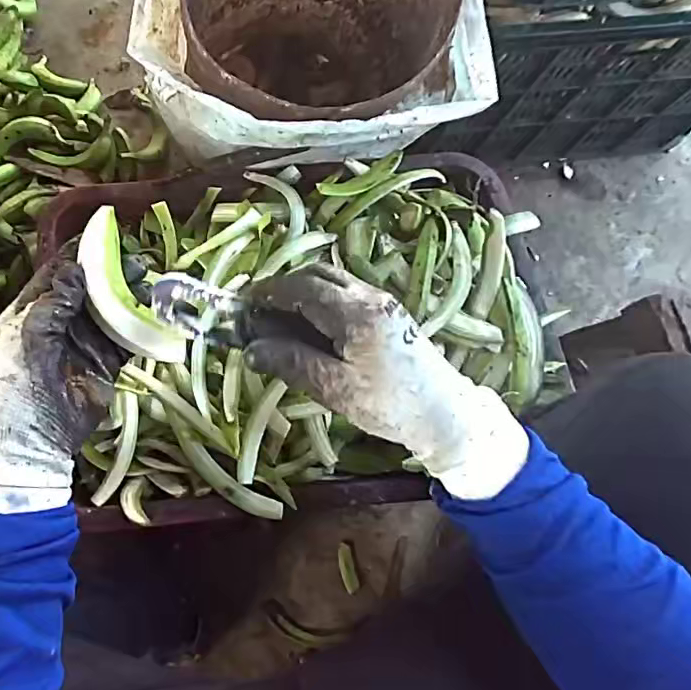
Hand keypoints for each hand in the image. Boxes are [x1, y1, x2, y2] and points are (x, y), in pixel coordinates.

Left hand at [0, 260, 128, 513]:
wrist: (28, 445)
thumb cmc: (15, 385)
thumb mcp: (25, 336)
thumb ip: (52, 302)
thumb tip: (76, 269)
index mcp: (29, 312)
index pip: (55, 274)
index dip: (77, 254)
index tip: (102, 235)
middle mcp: (58, 322)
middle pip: (88, 288)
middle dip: (111, 273)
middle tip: (136, 260)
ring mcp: (82, 343)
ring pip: (109, 310)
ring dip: (129, 295)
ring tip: (149, 280)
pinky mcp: (103, 364)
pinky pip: (124, 338)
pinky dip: (139, 325)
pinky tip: (153, 310)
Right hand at [242, 264, 527, 499]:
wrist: (447, 415)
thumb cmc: (389, 405)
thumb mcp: (335, 389)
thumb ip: (292, 363)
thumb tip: (251, 350)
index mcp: (356, 314)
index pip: (302, 288)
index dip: (269, 292)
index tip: (244, 302)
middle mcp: (370, 297)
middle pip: (317, 274)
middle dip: (284, 286)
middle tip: (259, 308)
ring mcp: (382, 302)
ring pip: (333, 280)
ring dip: (302, 290)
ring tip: (280, 317)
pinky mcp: (388, 313)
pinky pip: (346, 292)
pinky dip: (320, 298)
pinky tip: (310, 324)